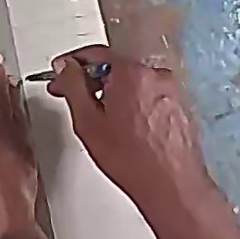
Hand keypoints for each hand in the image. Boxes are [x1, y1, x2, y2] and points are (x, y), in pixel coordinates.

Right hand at [45, 45, 221, 219]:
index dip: (72, 62)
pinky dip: (131, 103)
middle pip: (115, 66)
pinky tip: (121, 126)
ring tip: (97, 117)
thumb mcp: (87, 121)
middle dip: (90, 79)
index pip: (95, 53)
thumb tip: (66, 68)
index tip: (61, 70)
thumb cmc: (134, 160)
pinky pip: (147, 95)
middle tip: (71, 93)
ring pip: (132, 82)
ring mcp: (170, 90)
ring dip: (111, 92)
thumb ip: (73, 86)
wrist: (171, 185)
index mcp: (132, 73)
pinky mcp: (178, 105)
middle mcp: (155, 75)